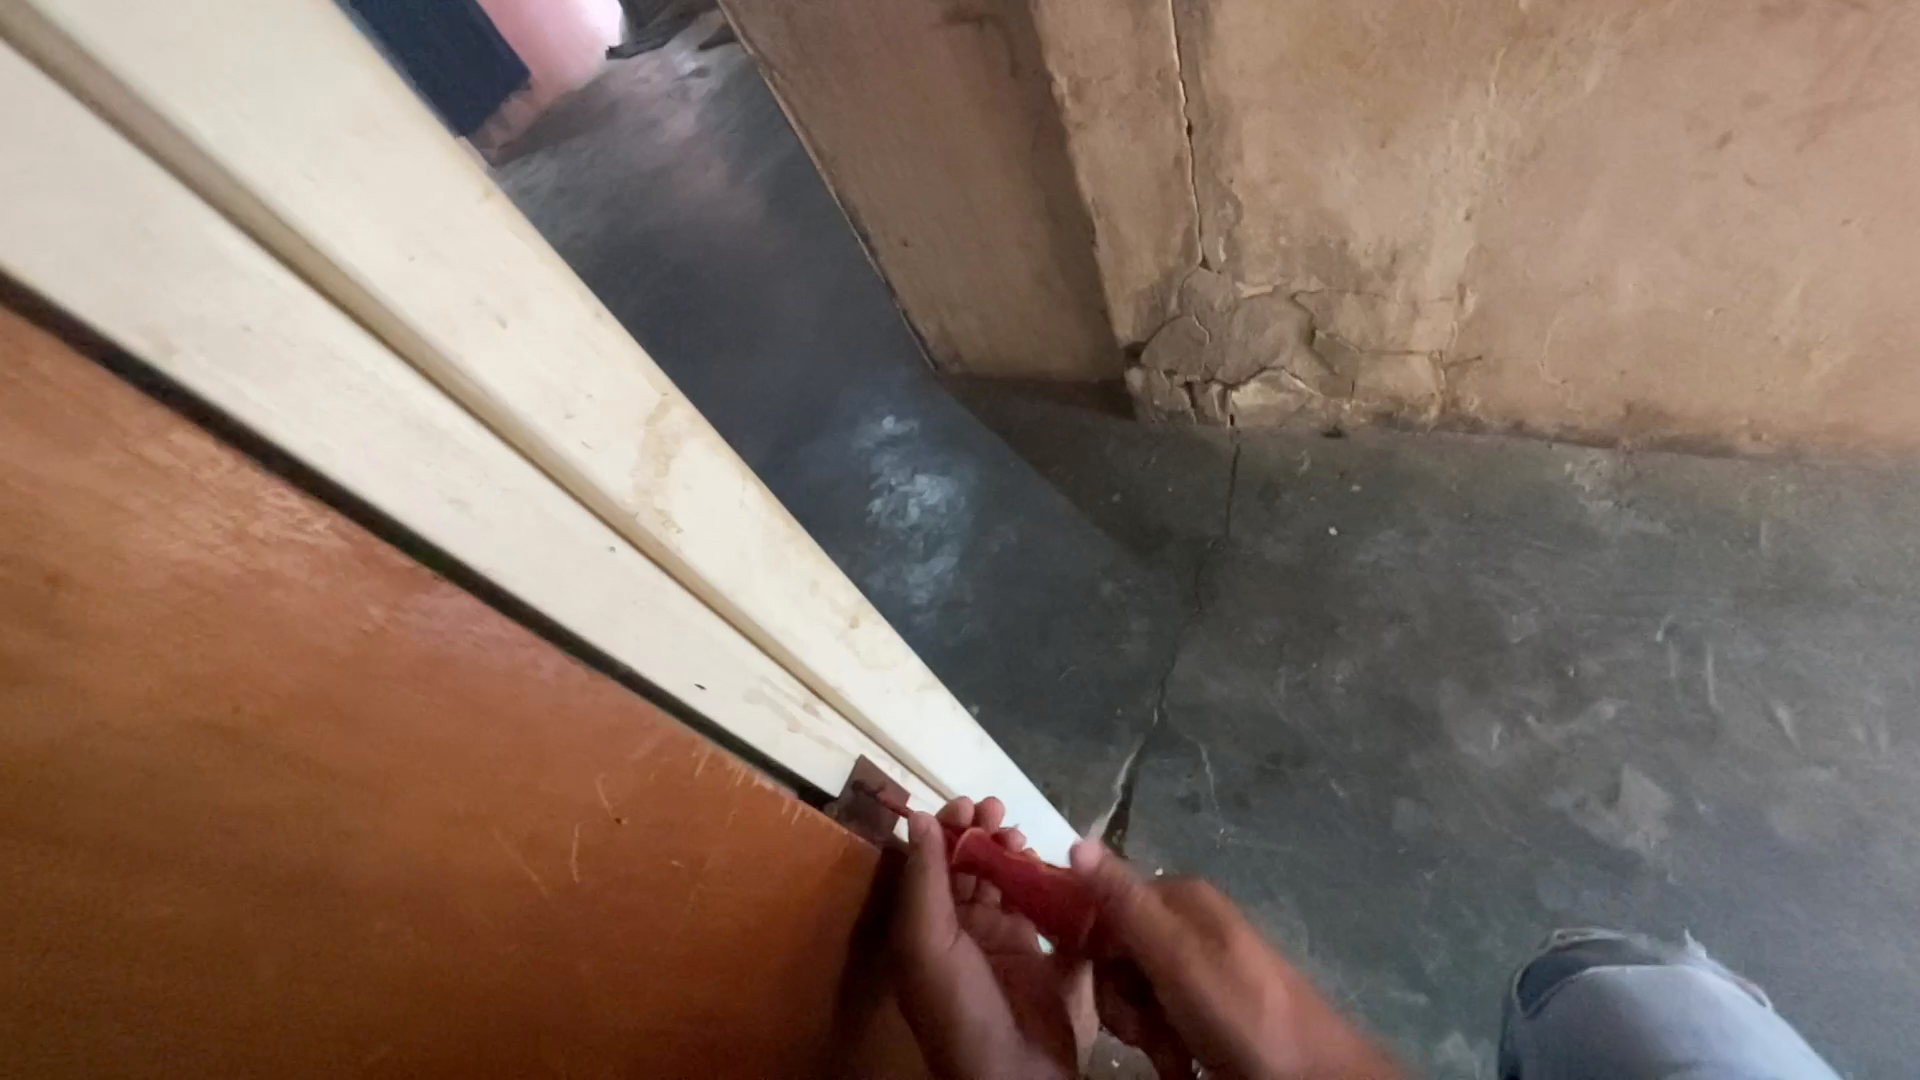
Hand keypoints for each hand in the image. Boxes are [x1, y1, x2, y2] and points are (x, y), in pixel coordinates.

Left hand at [891, 797, 1096, 1079]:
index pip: (929, 861)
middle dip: (976, 830)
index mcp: (921, 924)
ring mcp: (994, 934)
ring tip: (1015, 832)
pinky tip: (1036, 858)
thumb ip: (924, 879)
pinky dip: (1031, 872)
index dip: (944, 828)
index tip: (966, 803)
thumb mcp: (928, 944)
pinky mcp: (1029, 944)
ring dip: (1003, 846)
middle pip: (963, 862)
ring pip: (996, 873)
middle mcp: (954, 925)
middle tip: (995, 808)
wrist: (1017, 1074)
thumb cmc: (960, 1007)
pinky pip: (1027, 896)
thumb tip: (916, 816)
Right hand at [1070, 839, 1402, 1079]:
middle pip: (1115, 951)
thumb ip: (1125, 900)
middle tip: (1145, 1024)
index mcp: (1180, 897)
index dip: (1092, 945)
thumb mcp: (1177, 955)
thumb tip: (1076, 841)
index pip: (1103, 902)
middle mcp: (1185, 925)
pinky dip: (1163, 1044)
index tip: (1100, 980)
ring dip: (1141, 1026)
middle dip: (1121, 996)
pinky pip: (1160, 1017)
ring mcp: (1198, 970)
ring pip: (1133, 990)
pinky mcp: (1208, 1010)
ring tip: (1173, 1051)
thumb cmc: (1242, 1013)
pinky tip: (1182, 1063)